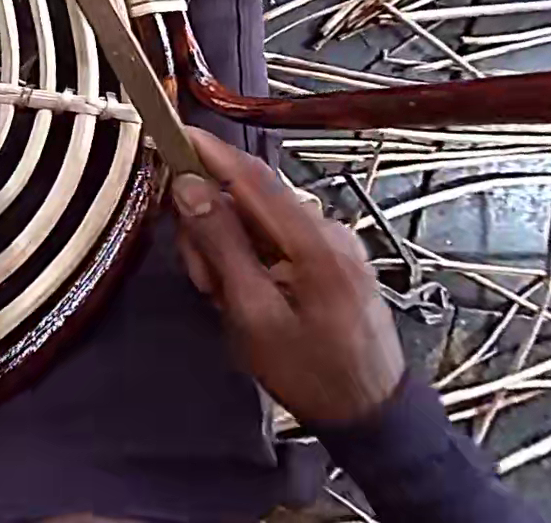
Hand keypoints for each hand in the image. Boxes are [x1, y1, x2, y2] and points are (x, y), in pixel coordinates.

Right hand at [172, 127, 405, 424]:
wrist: (374, 419)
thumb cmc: (310, 371)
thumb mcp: (253, 313)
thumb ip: (220, 243)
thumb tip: (189, 185)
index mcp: (313, 239)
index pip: (251, 175)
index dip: (210, 150)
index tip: (176, 132)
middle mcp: (326, 226)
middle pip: (250, 196)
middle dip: (212, 221)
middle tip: (199, 273)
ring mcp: (332, 238)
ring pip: (258, 216)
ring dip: (227, 242)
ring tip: (222, 291)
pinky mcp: (331, 252)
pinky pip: (275, 233)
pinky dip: (249, 251)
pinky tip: (243, 287)